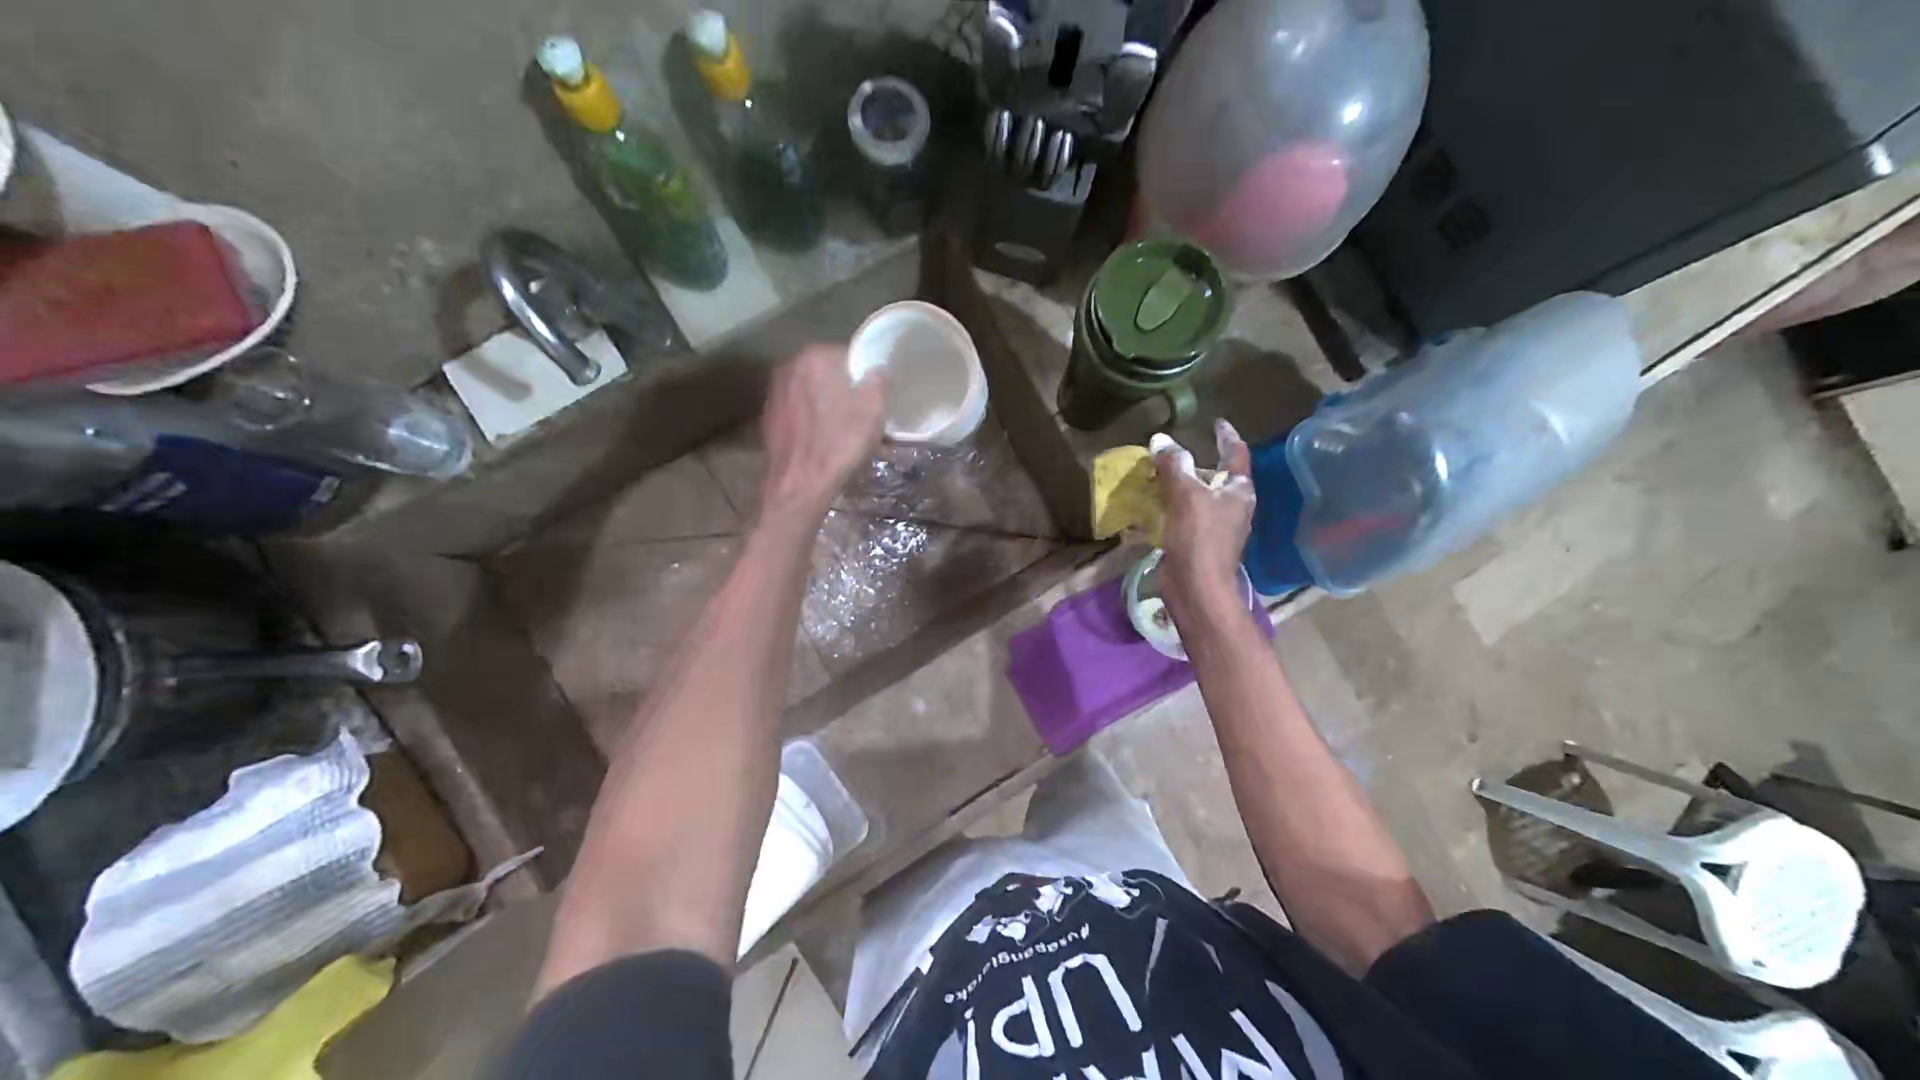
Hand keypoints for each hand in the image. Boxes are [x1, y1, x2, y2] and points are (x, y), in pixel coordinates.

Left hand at [759, 345, 886, 521]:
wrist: (800, 485)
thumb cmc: (840, 443)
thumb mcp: (874, 408)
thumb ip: (878, 379)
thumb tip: (875, 372)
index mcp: (814, 356)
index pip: (849, 356)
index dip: (865, 378)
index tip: (874, 399)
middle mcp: (788, 367)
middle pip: (828, 374)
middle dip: (845, 391)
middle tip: (862, 417)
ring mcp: (774, 394)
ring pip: (812, 394)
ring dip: (828, 407)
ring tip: (843, 433)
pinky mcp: (767, 419)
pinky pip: (799, 413)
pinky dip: (812, 423)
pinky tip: (823, 443)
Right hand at [1155, 420, 1255, 626]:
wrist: (1197, 588)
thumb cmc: (1199, 538)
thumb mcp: (1186, 495)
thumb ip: (1174, 465)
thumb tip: (1160, 439)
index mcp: (1239, 491)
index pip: (1236, 453)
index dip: (1226, 436)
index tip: (1217, 422)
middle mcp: (1233, 506)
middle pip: (1217, 476)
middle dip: (1197, 463)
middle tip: (1174, 452)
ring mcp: (1217, 526)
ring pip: (1199, 497)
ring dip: (1181, 485)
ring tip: (1158, 474)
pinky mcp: (1199, 543)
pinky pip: (1185, 516)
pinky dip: (1172, 506)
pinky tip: (1154, 504)